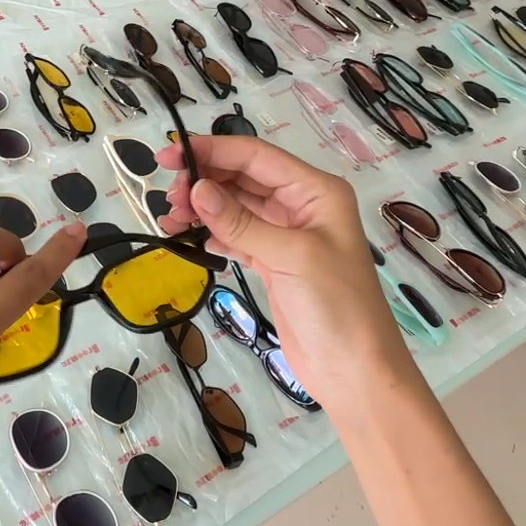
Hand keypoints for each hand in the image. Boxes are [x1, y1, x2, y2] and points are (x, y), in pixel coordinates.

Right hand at [155, 136, 409, 413]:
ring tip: (170, 218)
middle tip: (168, 196)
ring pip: (234, 205)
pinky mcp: (272, 260)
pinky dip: (210, 232)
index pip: (255, 156)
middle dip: (203, 180)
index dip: (212, 150)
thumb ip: (240, 222)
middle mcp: (300, 204)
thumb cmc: (337, 307)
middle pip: (242, 177)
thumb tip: (195, 189)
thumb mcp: (290, 257)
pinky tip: (187, 236)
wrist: (356, 374)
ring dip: (202, 206)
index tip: (170, 156)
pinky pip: (234, 233)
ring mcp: (285, 233)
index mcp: (315, 191)